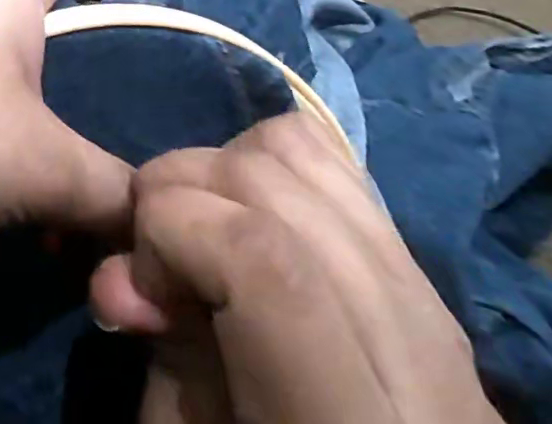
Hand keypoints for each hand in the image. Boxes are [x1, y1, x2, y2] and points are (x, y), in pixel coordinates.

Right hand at [87, 113, 502, 423]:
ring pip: (304, 153)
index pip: (261, 257)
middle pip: (273, 184)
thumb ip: (162, 347)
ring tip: (202, 229)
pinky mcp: (425, 276)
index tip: (139, 278)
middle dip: (178, 188)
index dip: (173, 229)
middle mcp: (413, 353)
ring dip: (220, 168)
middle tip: (156, 253)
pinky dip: (267, 163)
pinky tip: (247, 215)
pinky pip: (336, 164)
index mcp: (348, 422)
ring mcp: (431, 301)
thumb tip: (120, 272)